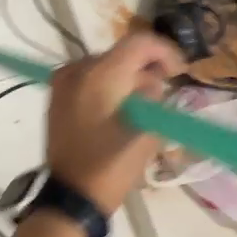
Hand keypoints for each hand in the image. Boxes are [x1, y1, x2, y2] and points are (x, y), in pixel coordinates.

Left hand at [45, 32, 186, 214]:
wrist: (72, 192)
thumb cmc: (112, 163)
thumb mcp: (147, 130)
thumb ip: (154, 97)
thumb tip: (151, 82)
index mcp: (99, 73)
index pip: (138, 44)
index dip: (165, 52)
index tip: (180, 73)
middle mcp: (76, 70)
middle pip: (119, 55)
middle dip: (145, 70)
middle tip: (163, 96)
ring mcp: (61, 83)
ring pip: (103, 68)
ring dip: (126, 80)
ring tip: (143, 108)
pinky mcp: (56, 97)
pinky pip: (88, 81)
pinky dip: (107, 88)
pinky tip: (120, 111)